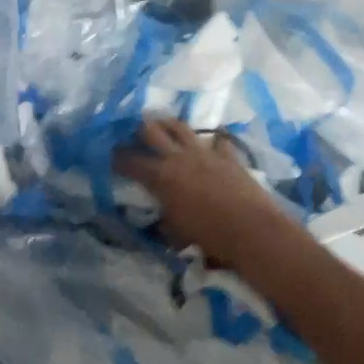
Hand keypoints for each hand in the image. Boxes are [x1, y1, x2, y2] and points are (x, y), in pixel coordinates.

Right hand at [114, 117, 291, 268]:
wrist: (254, 232)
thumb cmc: (211, 238)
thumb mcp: (179, 235)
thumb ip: (166, 224)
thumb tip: (160, 223)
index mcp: (161, 177)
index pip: (130, 161)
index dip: (117, 157)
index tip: (109, 155)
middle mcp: (178, 157)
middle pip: (150, 130)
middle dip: (138, 129)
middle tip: (134, 133)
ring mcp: (204, 152)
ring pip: (180, 126)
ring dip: (168, 125)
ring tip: (163, 125)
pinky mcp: (228, 155)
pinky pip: (218, 141)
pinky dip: (212, 143)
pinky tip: (211, 145)